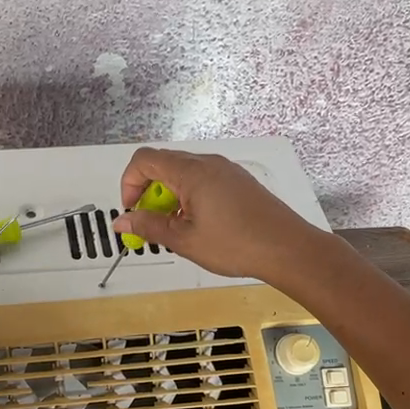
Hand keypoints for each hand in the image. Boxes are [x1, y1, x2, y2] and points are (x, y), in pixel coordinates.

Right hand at [111, 147, 327, 282]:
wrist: (287, 249)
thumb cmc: (236, 244)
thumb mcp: (184, 240)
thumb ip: (149, 227)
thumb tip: (121, 222)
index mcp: (191, 172)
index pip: (144, 160)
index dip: (129, 184)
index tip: (133, 212)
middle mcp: (208, 163)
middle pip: (163, 164)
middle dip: (149, 193)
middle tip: (153, 225)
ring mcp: (226, 170)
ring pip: (184, 174)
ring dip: (170, 197)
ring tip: (178, 229)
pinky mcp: (238, 182)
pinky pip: (203, 181)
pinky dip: (190, 198)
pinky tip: (200, 226)